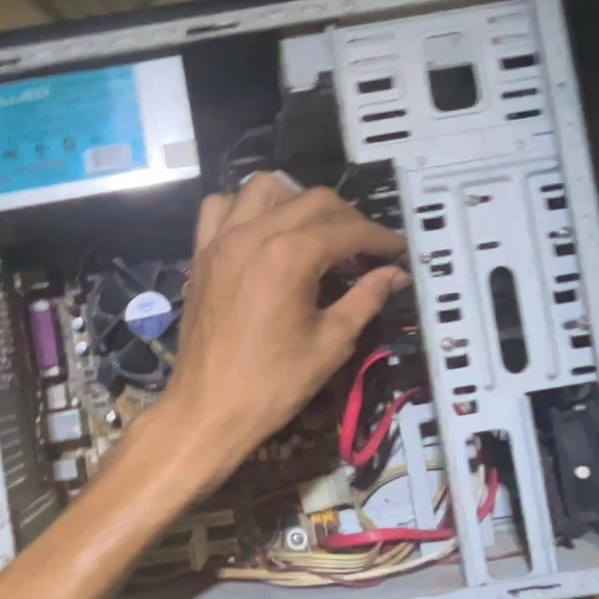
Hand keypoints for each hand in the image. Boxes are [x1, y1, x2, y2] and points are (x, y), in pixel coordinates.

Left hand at [144, 173, 406, 479]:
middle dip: (347, 218)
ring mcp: (221, 241)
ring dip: (297, 200)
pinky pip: (220, 208)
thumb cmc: (272, 384)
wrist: (208, 410)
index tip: (397, 251)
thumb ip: (365, 298)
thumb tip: (393, 274)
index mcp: (288, 256)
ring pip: (264, 189)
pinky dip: (244, 208)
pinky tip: (262, 232)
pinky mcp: (202, 254)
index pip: (346, 230)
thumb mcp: (330, 343)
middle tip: (366, 249)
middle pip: (312, 200)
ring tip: (315, 232)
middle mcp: (253, 235)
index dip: (378, 238)